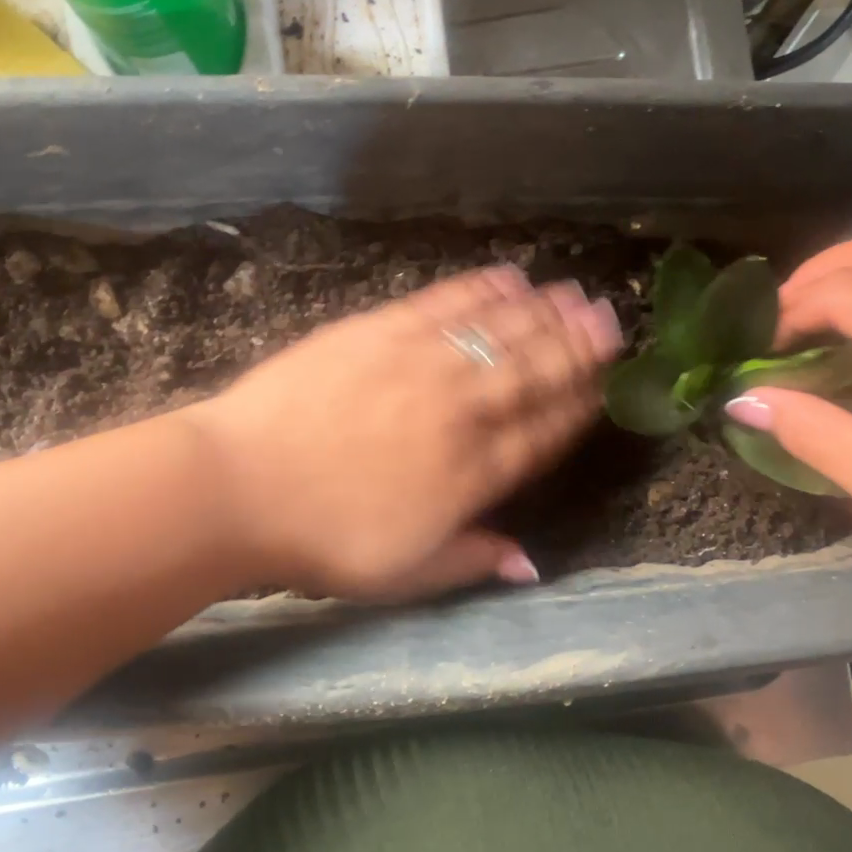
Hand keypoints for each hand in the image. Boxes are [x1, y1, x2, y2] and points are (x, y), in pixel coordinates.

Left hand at [187, 265, 622, 600]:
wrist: (240, 486)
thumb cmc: (323, 540)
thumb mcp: (406, 573)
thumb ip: (473, 559)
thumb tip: (533, 563)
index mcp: (472, 473)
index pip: (542, 433)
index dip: (578, 406)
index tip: (606, 384)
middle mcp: (461, 412)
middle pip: (532, 374)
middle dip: (577, 348)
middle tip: (610, 321)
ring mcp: (422, 365)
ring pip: (498, 334)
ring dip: (542, 313)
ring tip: (573, 295)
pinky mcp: (381, 331)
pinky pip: (445, 304)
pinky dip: (480, 290)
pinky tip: (508, 278)